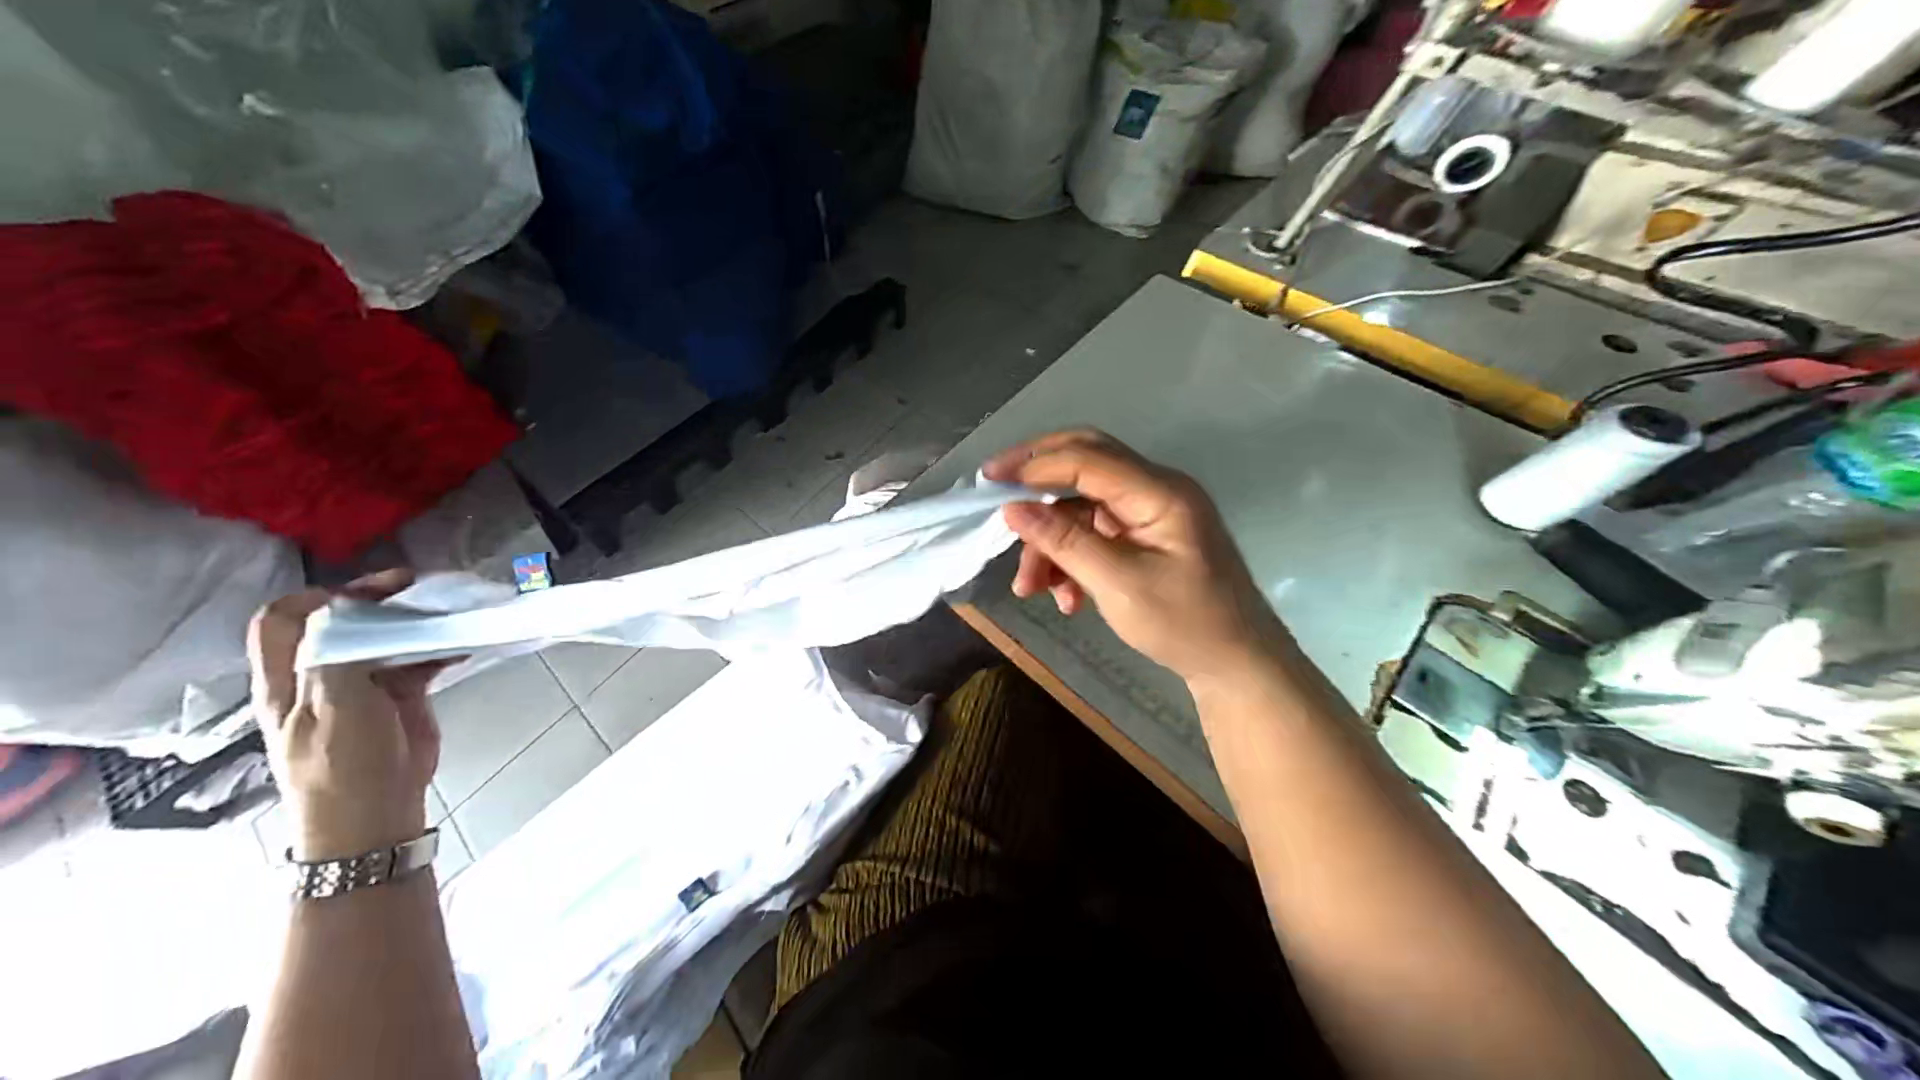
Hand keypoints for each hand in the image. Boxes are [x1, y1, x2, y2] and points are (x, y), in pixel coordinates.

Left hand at [248, 570, 450, 861]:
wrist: (375, 817)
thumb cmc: (343, 767)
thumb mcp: (333, 709)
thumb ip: (335, 656)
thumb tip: (346, 609)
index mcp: (288, 679)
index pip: (285, 619)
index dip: (322, 597)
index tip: (371, 593)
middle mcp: (321, 675)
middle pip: (341, 622)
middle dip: (377, 601)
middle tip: (419, 591)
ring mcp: (363, 686)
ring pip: (384, 637)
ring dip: (413, 621)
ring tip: (447, 611)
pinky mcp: (399, 697)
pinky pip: (416, 659)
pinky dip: (437, 647)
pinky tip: (459, 645)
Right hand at [984, 430, 1288, 686]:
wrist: (1235, 664)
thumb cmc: (1185, 625)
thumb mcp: (1118, 585)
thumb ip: (1064, 542)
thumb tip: (1013, 509)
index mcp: (1160, 492)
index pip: (1087, 458)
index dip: (1035, 465)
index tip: (990, 480)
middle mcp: (1155, 490)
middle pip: (1085, 464)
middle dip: (1038, 483)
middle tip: (995, 497)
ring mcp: (1150, 513)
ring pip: (1083, 507)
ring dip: (1051, 542)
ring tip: (1031, 587)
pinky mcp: (1144, 536)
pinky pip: (1094, 533)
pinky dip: (1071, 558)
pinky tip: (1064, 597)